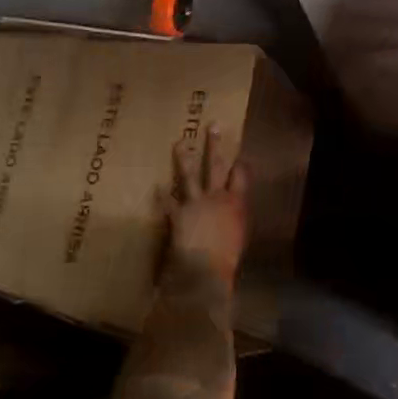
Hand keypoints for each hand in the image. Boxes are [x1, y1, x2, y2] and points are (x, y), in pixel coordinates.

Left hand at [168, 125, 247, 282]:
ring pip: (190, 175)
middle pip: (216, 166)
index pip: (241, 178)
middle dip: (215, 145)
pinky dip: (161, 196)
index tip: (240, 155)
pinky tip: (156, 187)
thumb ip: (234, 224)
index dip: (241, 165)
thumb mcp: (237, 239)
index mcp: (236, 205)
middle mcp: (217, 198)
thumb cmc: (227, 261)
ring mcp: (195, 203)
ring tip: (180, 143)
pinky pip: (167, 202)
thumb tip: (230, 221)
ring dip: (184, 158)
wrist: (205, 272)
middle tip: (213, 126)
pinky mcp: (177, 214)